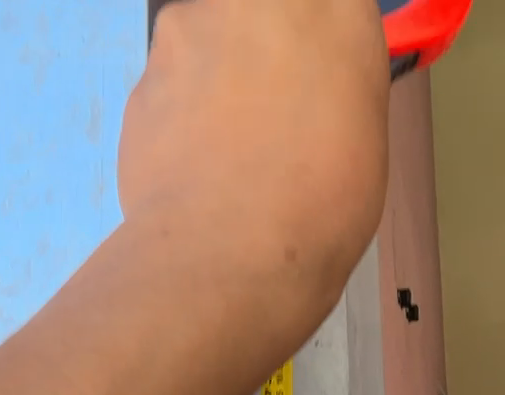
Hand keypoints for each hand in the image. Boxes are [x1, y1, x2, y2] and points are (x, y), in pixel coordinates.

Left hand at [120, 0, 389, 340]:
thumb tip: (308, 95)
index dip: (306, 52)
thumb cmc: (320, 208)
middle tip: (259, 123)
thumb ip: (334, 90)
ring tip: (217, 159)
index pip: (320, 12)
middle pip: (251, 16)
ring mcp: (189, 34)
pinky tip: (186, 176)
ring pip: (198, 48)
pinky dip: (172, 128)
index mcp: (336, 9)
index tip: (304, 84)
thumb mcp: (364, 141)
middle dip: (251, 58)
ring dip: (205, 88)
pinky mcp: (140, 84)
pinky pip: (162, 97)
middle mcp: (257, 0)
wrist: (229, 259)